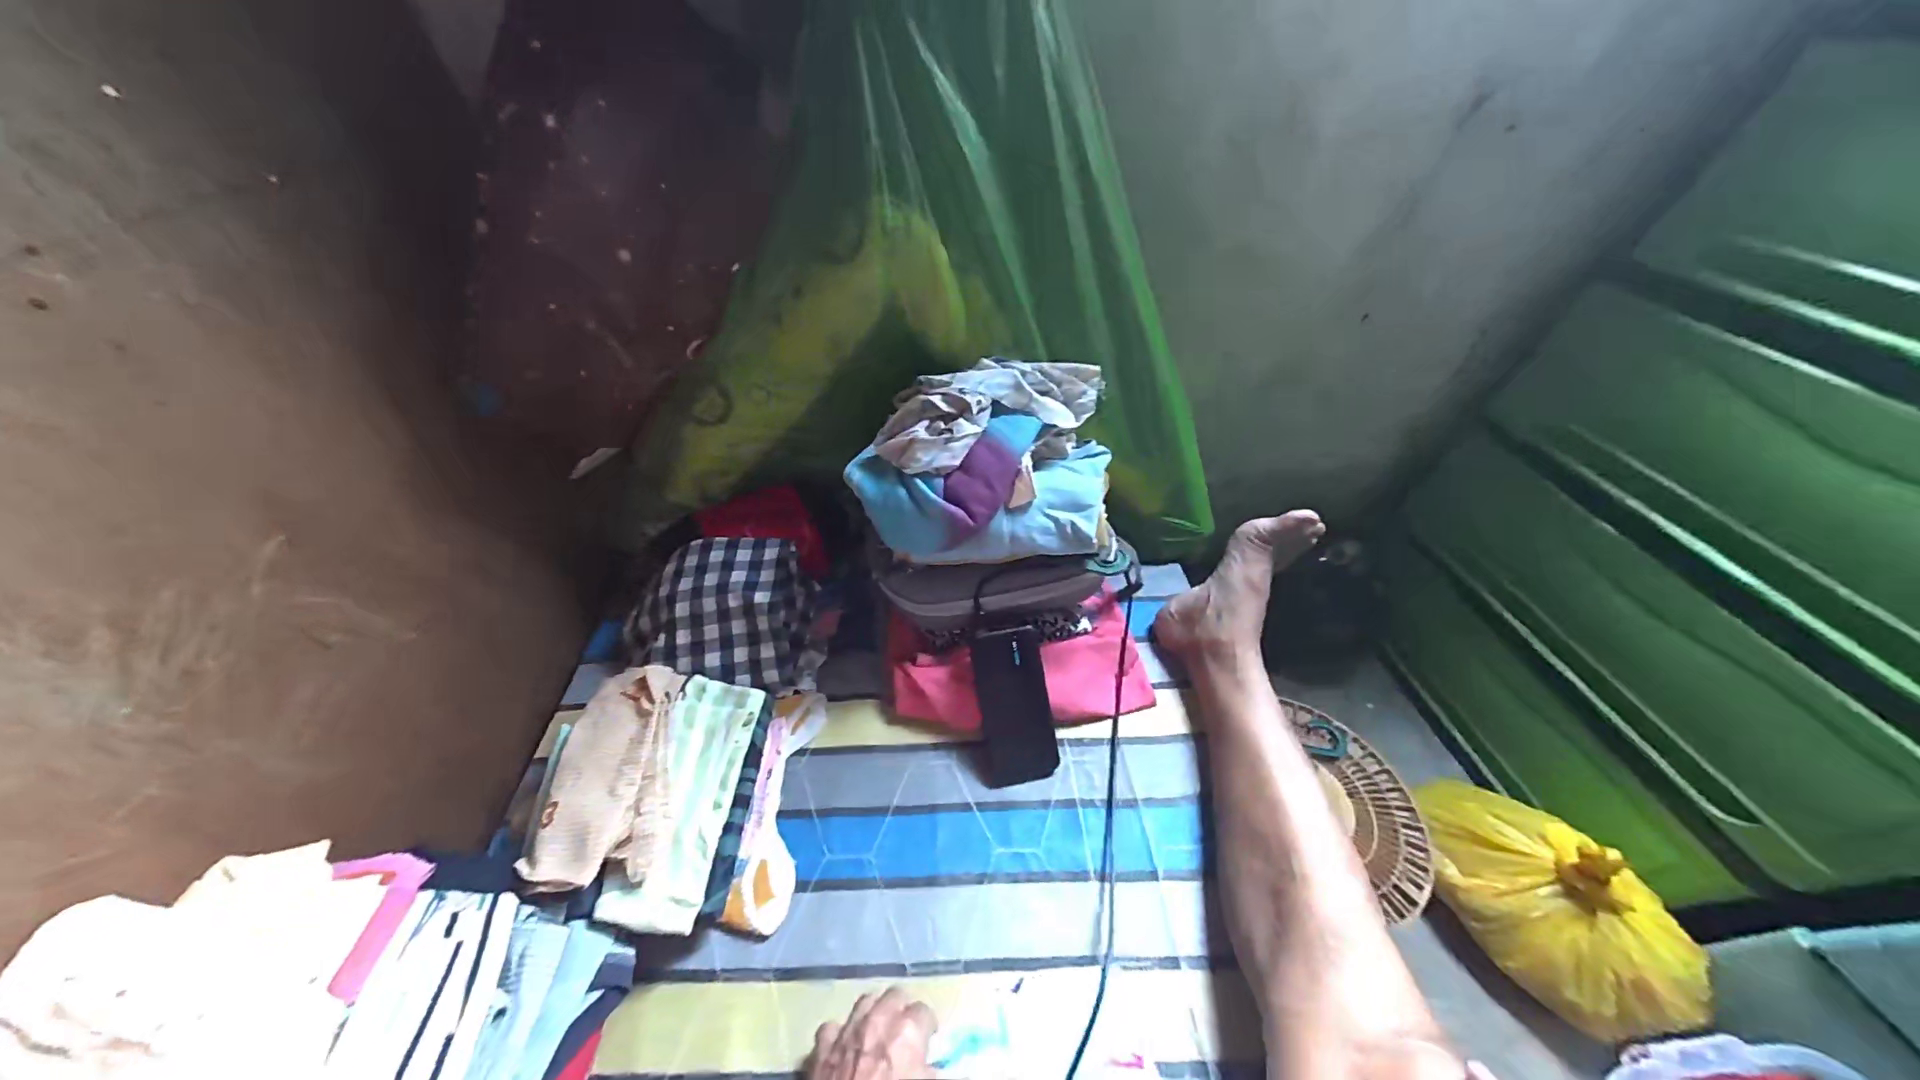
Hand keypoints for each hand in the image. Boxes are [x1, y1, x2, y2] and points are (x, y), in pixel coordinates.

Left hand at [806, 986, 937, 1078]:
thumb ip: (926, 1070)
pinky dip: (839, 1035)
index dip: (926, 1027)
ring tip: (876, 1031)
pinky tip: (844, 1047)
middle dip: (901, 1009)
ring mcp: (846, 1031)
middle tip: (903, 1031)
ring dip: (873, 1012)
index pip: (924, 1011)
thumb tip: (926, 1066)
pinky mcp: (821, 1048)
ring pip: (864, 1002)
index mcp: (907, 1032)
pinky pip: (831, 1028)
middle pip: (894, 995)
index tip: (926, 1039)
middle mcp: (877, 1021)